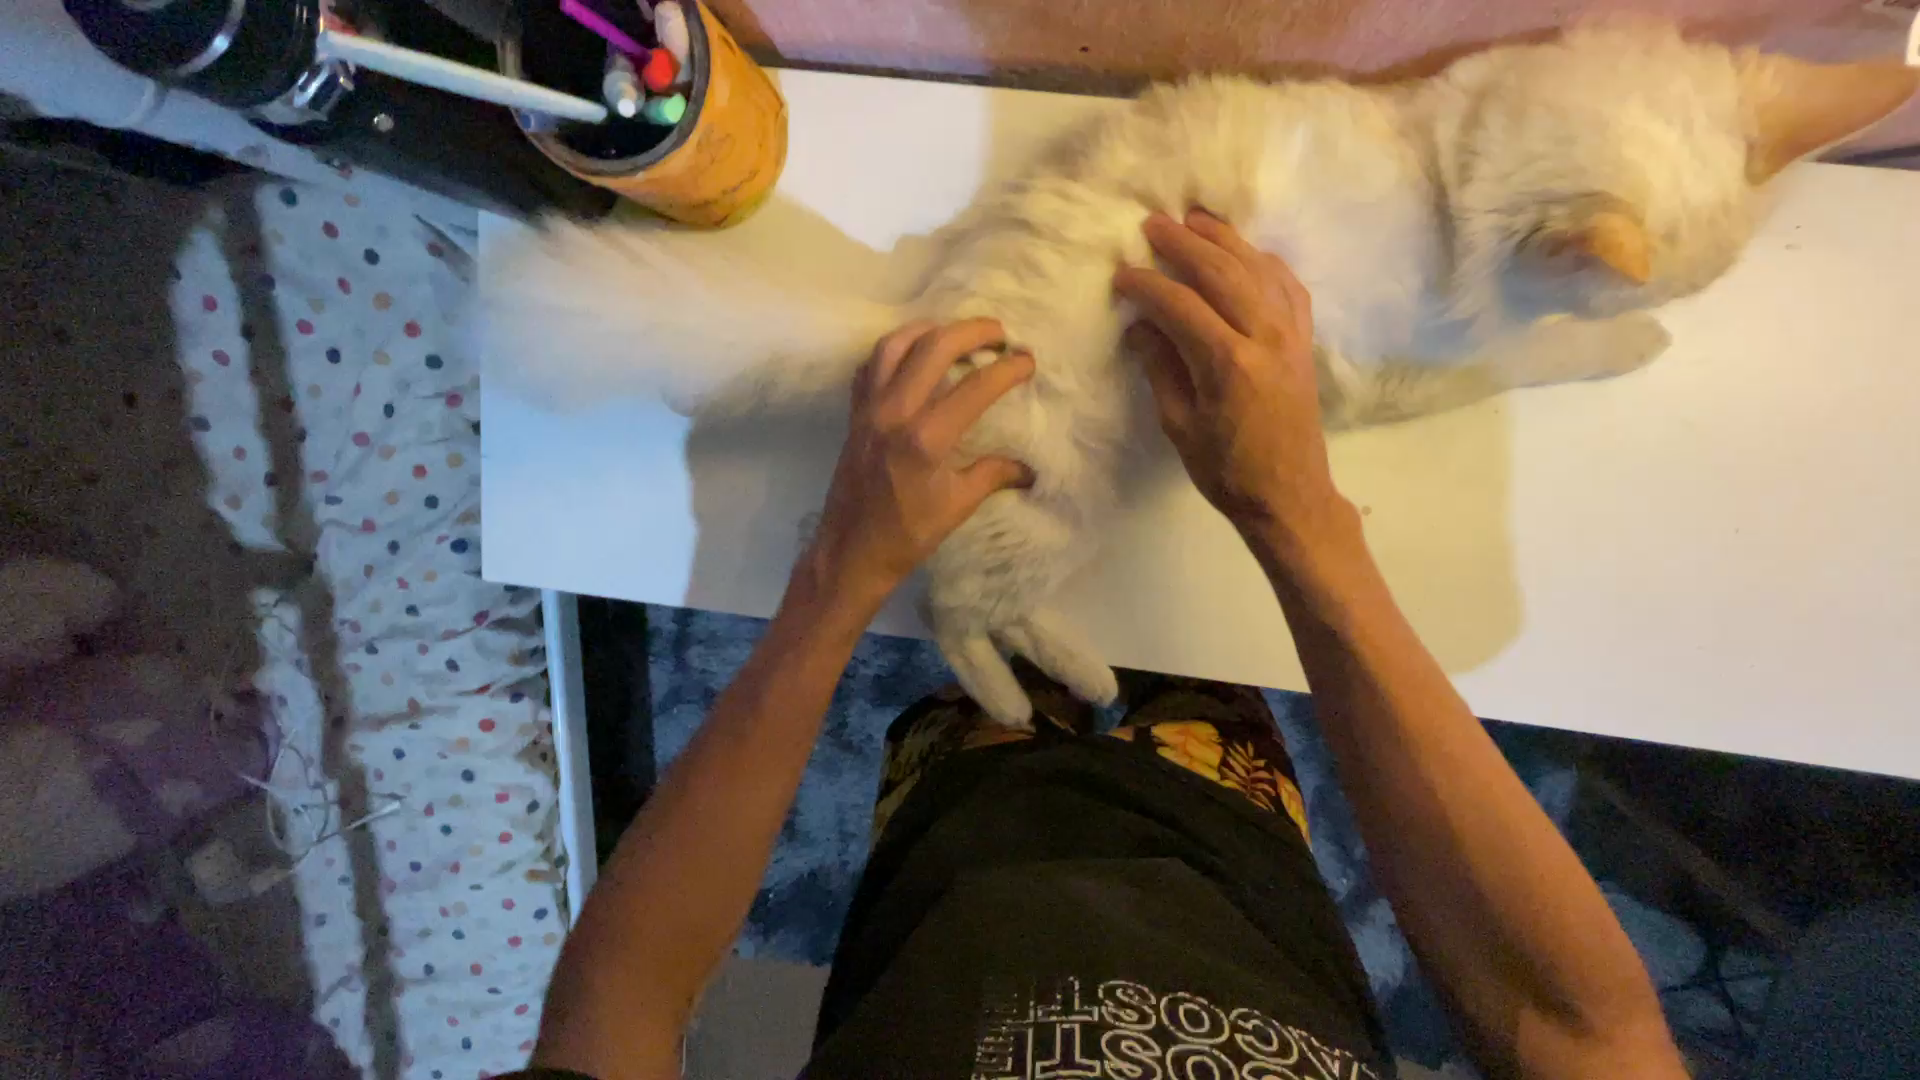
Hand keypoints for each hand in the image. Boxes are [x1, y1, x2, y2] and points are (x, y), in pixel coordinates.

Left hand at [796, 318, 1035, 615]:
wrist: (849, 553)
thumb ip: (992, 475)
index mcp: (924, 438)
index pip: (975, 387)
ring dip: (930, 330)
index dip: (1007, 368)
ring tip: (955, 334)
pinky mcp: (854, 415)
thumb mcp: (956, 507)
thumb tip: (1028, 469)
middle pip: (934, 347)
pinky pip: (871, 366)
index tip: (1028, 360)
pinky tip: (912, 355)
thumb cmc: (906, 535)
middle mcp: (893, 413)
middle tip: (999, 333)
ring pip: (895, 345)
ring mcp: (869, 410)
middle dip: (972, 331)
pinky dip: (894, 350)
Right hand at [1114, 211, 1346, 541]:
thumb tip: (1142, 326)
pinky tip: (1245, 252)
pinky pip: (1286, 284)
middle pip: (1222, 271)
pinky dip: (1262, 260)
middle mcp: (1265, 336)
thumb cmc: (1225, 470)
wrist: (1289, 493)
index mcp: (1227, 363)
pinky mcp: (1304, 339)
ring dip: (1224, 239)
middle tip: (1153, 224)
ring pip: (1257, 267)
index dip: (1147, 285)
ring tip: (1195, 219)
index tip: (1122, 275)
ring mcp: (1291, 334)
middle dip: (1184, 243)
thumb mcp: (1179, 426)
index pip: (1180, 305)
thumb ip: (1161, 368)